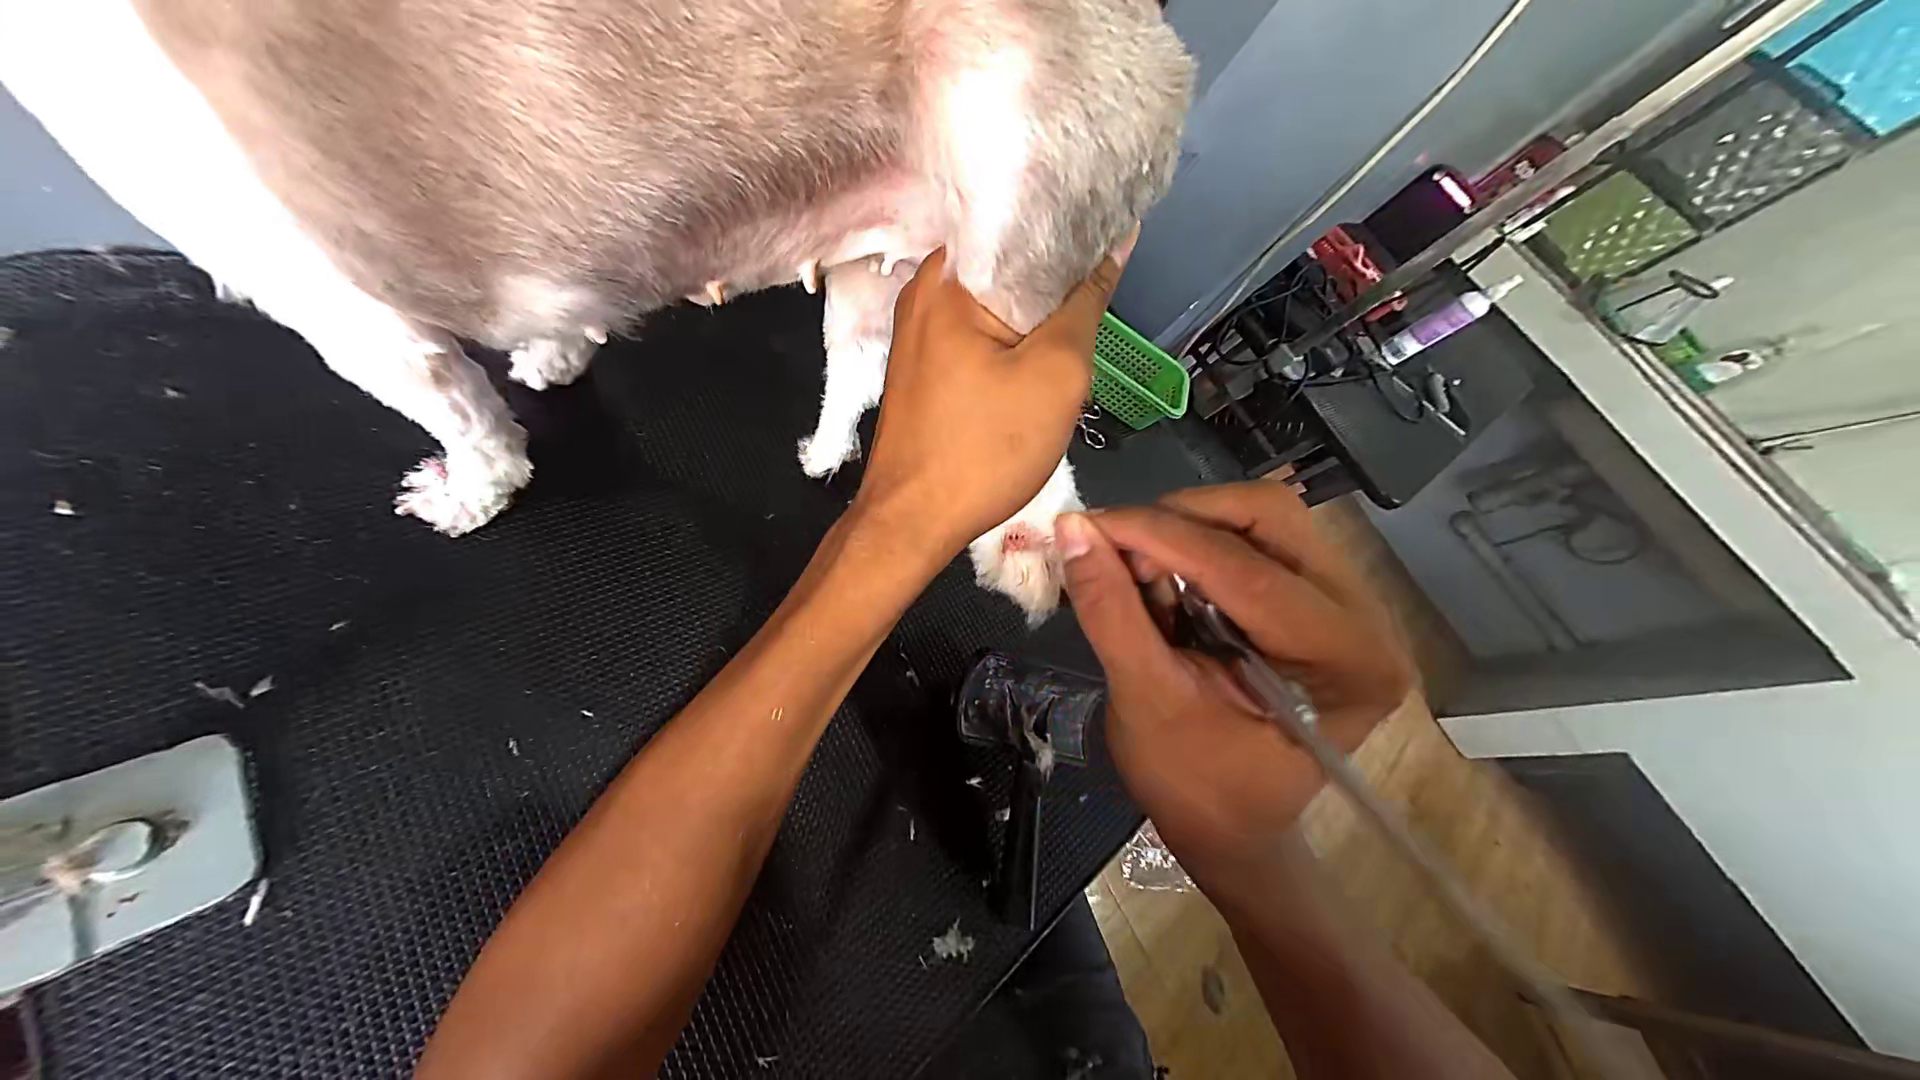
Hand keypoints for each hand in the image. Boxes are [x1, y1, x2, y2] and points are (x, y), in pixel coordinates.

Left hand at [853, 236, 1133, 560]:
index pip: (1026, 227)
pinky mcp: (922, 369)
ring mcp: (917, 334)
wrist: (913, 522)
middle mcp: (923, 293)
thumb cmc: (984, 450)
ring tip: (1063, 358)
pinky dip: (1008, 352)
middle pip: (1010, 270)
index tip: (1112, 255)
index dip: (1076, 236)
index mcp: (948, 277)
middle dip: (1055, 295)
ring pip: (997, 309)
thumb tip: (1114, 242)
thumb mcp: (1056, 373)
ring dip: (1034, 330)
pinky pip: (977, 341)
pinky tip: (1028, 380)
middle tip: (1086, 327)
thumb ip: (1087, 303)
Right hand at [1055, 483, 1413, 889]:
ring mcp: (1344, 598)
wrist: (1229, 820)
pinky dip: (1193, 541)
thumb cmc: (1195, 784)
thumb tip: (1072, 529)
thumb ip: (1111, 610)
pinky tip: (1162, 574)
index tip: (1087, 523)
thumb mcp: (1145, 700)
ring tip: (1136, 566)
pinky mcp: (1312, 592)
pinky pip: (1252, 535)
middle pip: (1269, 517)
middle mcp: (1364, 617)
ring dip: (1184, 527)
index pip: (1247, 571)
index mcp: (1346, 663)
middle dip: (1179, 520)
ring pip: (1259, 516)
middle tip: (1116, 547)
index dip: (1159, 537)